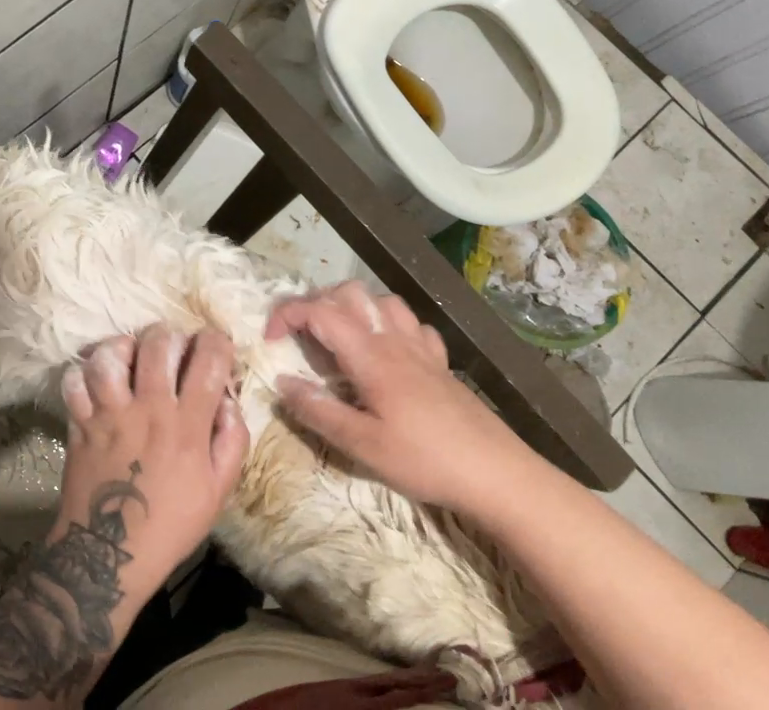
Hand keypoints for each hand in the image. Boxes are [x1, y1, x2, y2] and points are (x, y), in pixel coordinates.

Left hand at [56, 325, 249, 584]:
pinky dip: (83, 371)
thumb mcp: (218, 491)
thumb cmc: (170, 523)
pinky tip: (96, 380)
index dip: (217, 343)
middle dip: (170, 335)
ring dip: (123, 346)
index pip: (208, 363)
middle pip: (158, 345)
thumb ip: (231, 442)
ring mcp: (109, 414)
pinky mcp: (79, 422)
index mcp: (186, 426)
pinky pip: (73, 380)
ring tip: (130, 357)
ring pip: (110, 355)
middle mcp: (147, 410)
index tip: (216, 346)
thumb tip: (229, 400)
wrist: (108, 552)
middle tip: (173, 348)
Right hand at [270, 282, 536, 513]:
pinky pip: (412, 324)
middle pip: (349, 293)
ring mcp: (421, 349)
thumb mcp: (361, 445)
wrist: (498, 474)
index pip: (320, 311)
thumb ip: (318, 411)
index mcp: (370, 356)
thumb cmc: (425, 461)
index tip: (270, 339)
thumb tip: (282, 382)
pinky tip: (385, 350)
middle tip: (298, 336)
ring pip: (382, 301)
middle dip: (314, 303)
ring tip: (336, 338)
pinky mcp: (440, 363)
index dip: (287, 315)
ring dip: (352, 307)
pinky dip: (388, 325)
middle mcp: (394, 341)